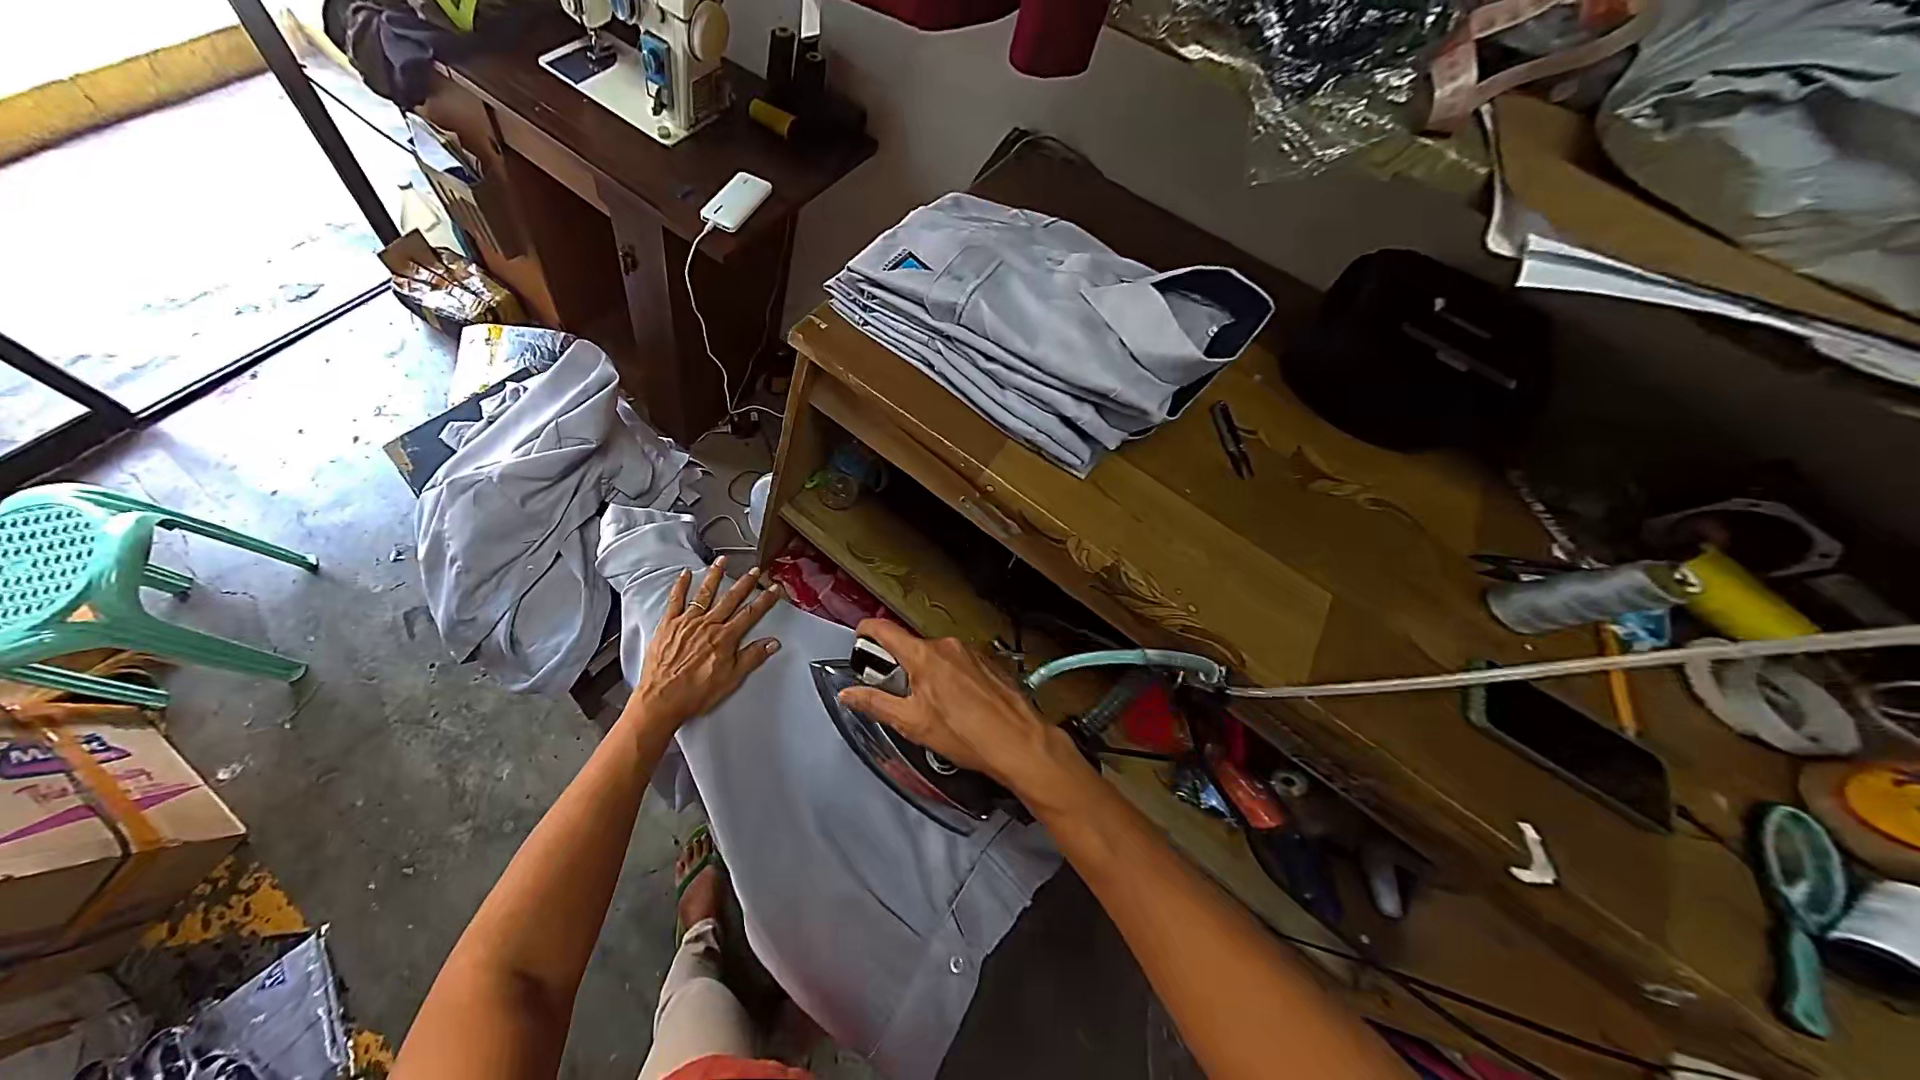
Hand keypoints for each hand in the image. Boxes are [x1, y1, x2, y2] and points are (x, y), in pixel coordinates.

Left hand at [629, 556, 781, 729]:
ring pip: (705, 593)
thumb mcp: (731, 679)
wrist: (661, 700)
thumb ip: (752, 657)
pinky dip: (681, 585)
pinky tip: (685, 575)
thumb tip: (771, 643)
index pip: (751, 613)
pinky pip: (676, 600)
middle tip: (754, 571)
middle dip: (745, 583)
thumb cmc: (694, 693)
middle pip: (731, 598)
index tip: (774, 589)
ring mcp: (686, 623)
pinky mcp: (668, 625)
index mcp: (725, 638)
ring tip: (722, 561)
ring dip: (715, 576)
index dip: (765, 600)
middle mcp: (707, 625)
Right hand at [836, 619, 1076, 796]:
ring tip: (934, 708)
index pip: (883, 629)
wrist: (1018, 741)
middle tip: (900, 696)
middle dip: (900, 667)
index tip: (860, 640)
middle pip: (910, 646)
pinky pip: (958, 663)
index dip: (866, 632)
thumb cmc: (969, 735)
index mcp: (924, 656)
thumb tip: (851, 694)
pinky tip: (958, 705)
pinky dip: (951, 678)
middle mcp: (947, 646)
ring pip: (936, 656)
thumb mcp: (912, 723)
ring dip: (928, 674)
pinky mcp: (987, 662)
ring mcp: (970, 652)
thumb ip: (875, 703)